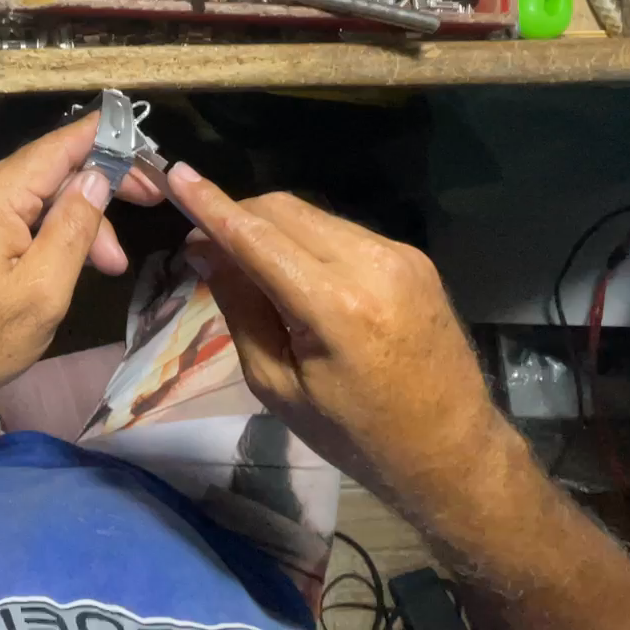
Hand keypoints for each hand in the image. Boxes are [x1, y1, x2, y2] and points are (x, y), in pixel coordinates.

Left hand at [0, 114, 162, 446]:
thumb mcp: (43, 292)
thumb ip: (73, 228)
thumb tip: (97, 176)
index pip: (57, 146)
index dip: (103, 137)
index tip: (142, 137)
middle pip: (49, 170)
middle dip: (98, 191)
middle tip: (151, 201)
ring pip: (36, 193)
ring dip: (75, 220)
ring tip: (109, 265)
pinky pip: (15, 210)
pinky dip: (47, 228)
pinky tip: (72, 258)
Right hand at [166, 163, 514, 515]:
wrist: (453, 454)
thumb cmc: (354, 434)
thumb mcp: (276, 384)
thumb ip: (237, 306)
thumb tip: (202, 248)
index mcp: (335, 307)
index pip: (256, 237)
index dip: (210, 205)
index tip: (176, 175)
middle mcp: (371, 264)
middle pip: (280, 210)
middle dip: (235, 215)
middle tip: (206, 248)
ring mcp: (398, 254)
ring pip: (307, 213)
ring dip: (268, 227)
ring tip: (252, 266)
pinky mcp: (410, 255)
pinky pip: (335, 228)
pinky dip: (302, 238)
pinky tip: (296, 272)